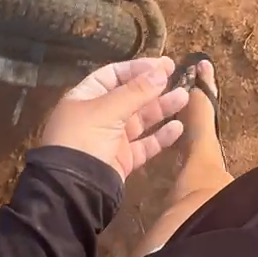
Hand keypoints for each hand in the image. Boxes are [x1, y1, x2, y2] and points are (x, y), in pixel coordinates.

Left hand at [40, 56, 190, 181]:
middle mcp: (99, 115)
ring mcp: (111, 138)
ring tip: (185, 97)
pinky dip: (161, 136)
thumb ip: (136, 91)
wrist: (73, 191)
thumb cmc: (83, 140)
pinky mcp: (123, 159)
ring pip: (141, 119)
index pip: (114, 75)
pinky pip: (145, 144)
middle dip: (154, 87)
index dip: (137, 68)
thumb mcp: (107, 110)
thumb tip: (161, 71)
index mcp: (86, 97)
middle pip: (130, 96)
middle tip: (178, 75)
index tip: (162, 65)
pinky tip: (178, 128)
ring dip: (162, 108)